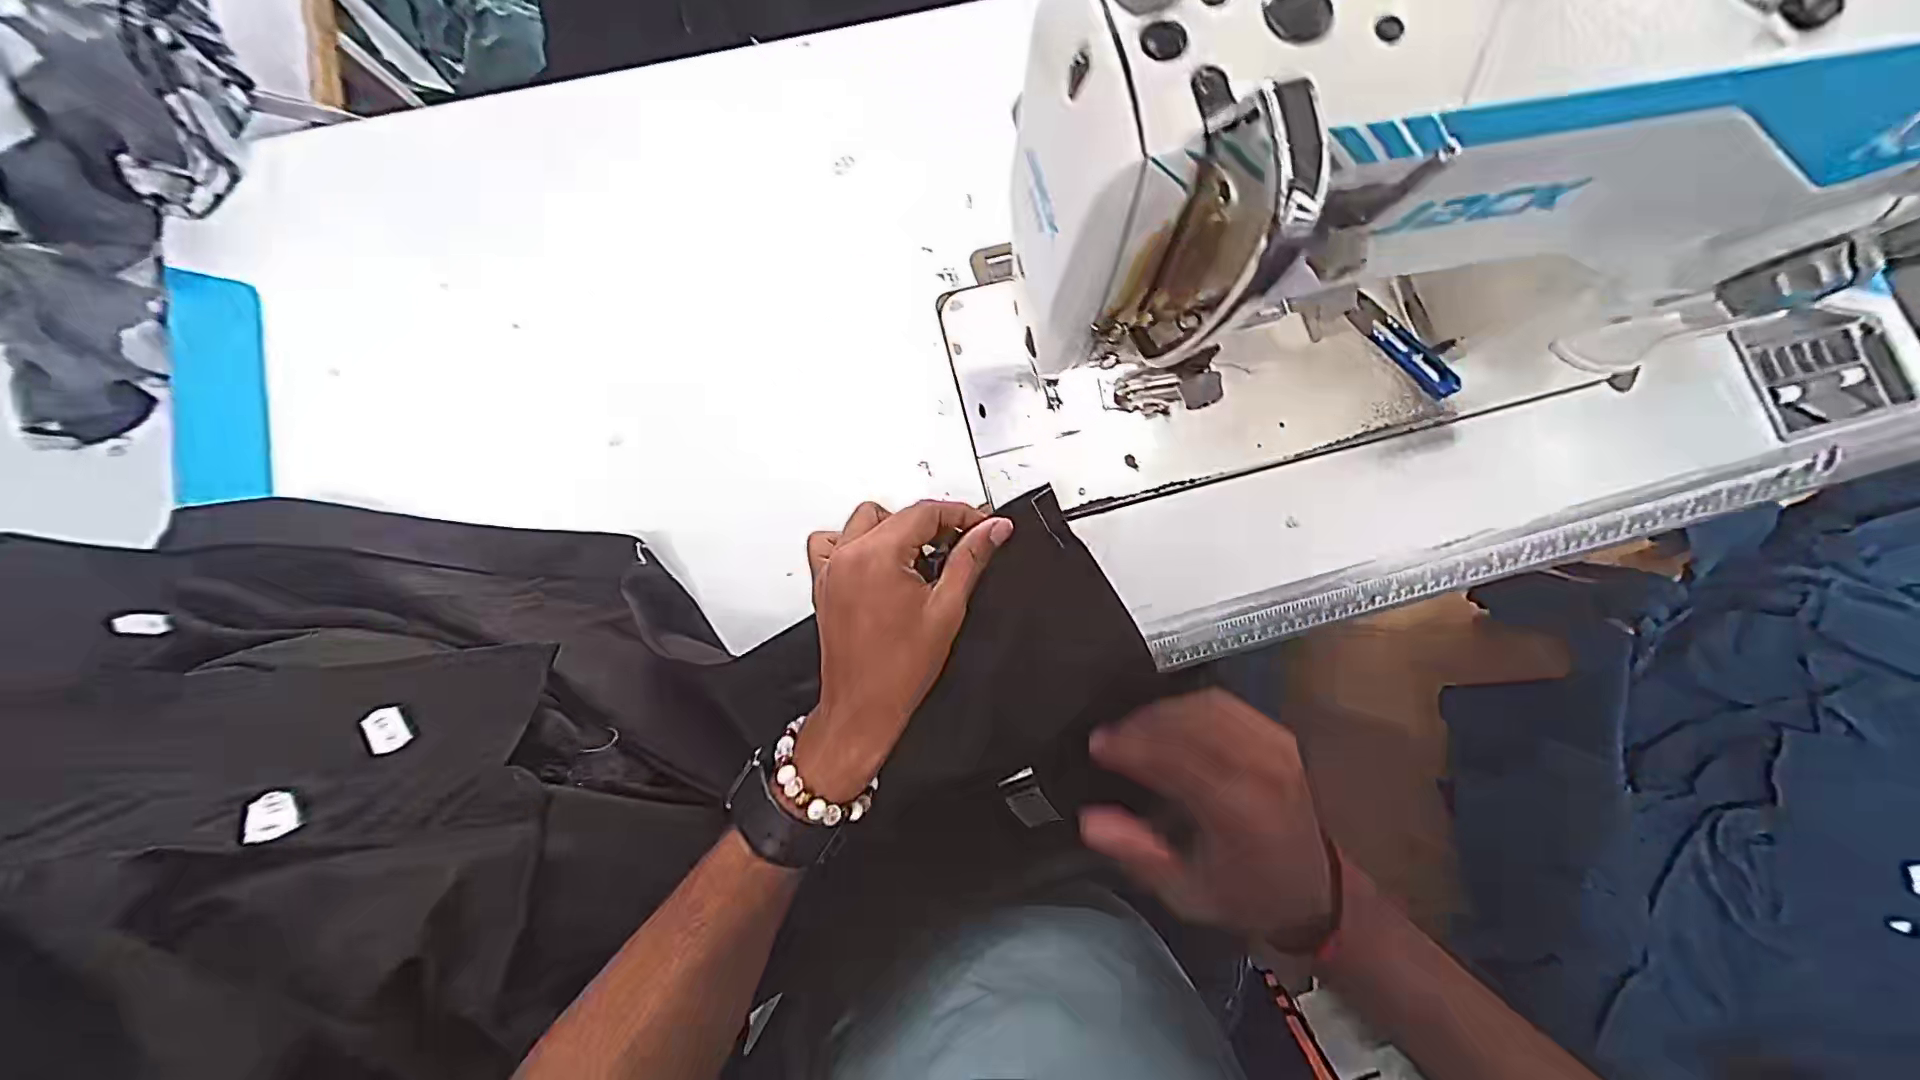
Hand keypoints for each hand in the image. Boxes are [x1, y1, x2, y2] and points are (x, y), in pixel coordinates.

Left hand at [794, 500, 1012, 799]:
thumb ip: (971, 559)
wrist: (863, 707)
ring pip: (865, 520)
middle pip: (897, 512)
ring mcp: (831, 569)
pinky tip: (879, 562)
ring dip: (895, 528)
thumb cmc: (896, 670)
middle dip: (934, 523)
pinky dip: (854, 543)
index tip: (980, 524)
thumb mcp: (947, 608)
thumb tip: (992, 530)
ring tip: (920, 554)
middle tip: (960, 544)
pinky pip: (832, 543)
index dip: (960, 514)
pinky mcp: (824, 583)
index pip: (925, 511)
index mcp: (877, 556)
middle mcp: (848, 556)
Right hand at [1081, 689, 1333, 948]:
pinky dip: (1191, 705)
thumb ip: (1137, 854)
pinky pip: (1227, 704)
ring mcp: (1275, 750)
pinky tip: (1171, 719)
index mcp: (1239, 811)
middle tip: (1111, 737)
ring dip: (1162, 711)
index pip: (1174, 757)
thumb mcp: (1186, 892)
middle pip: (1187, 723)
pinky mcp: (1279, 738)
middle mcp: (1261, 772)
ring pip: (1206, 706)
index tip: (1099, 745)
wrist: (1317, 893)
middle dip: (1139, 724)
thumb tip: (1092, 822)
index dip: (1129, 745)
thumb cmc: (1248, 894)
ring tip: (1135, 727)